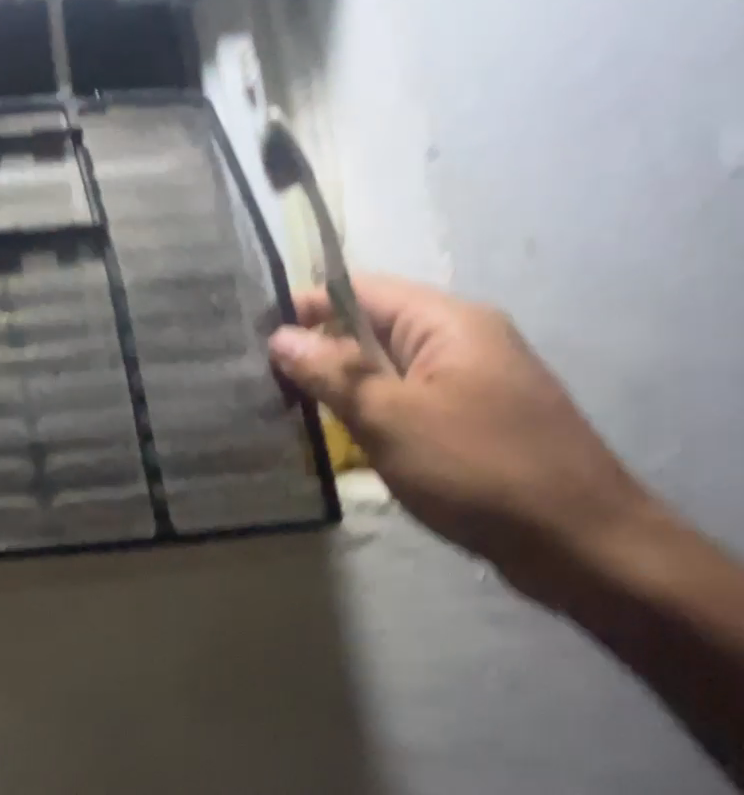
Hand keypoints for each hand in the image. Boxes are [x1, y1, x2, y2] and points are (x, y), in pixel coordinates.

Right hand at [269, 275, 652, 586]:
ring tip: (288, 407)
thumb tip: (280, 336)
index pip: (356, 290)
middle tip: (261, 378)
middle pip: (368, 326)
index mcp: (447, 323)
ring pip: (384, 366)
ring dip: (340, 385)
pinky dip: (370, 410)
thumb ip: (330, 371)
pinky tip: (339, 435)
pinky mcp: (474, 419)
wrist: (589, 551)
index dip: (302, 308)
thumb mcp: (389, 416)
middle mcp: (462, 339)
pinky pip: (406, 398)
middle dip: (316, 350)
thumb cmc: (481, 469)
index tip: (252, 338)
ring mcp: (471, 381)